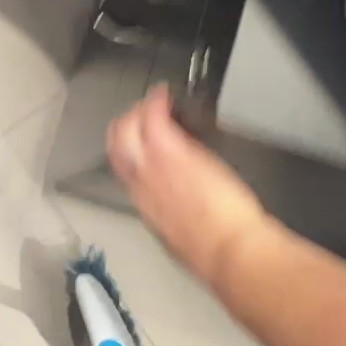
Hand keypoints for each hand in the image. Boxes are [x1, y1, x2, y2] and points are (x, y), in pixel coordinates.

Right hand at [106, 86, 272, 287]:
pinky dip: (156, 101)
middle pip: (117, 147)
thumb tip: (182, 213)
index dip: (129, 152)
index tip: (141, 143)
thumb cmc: (215, 251)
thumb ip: (176, 217)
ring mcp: (154, 166)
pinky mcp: (173, 151)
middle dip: (126, 127)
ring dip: (139, 112)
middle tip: (143, 115)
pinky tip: (164, 94)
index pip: (125, 171)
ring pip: (127, 129)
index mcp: (146, 207)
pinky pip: (153, 116)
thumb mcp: (183, 237)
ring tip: (154, 103)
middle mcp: (141, 184)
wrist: (228, 250)